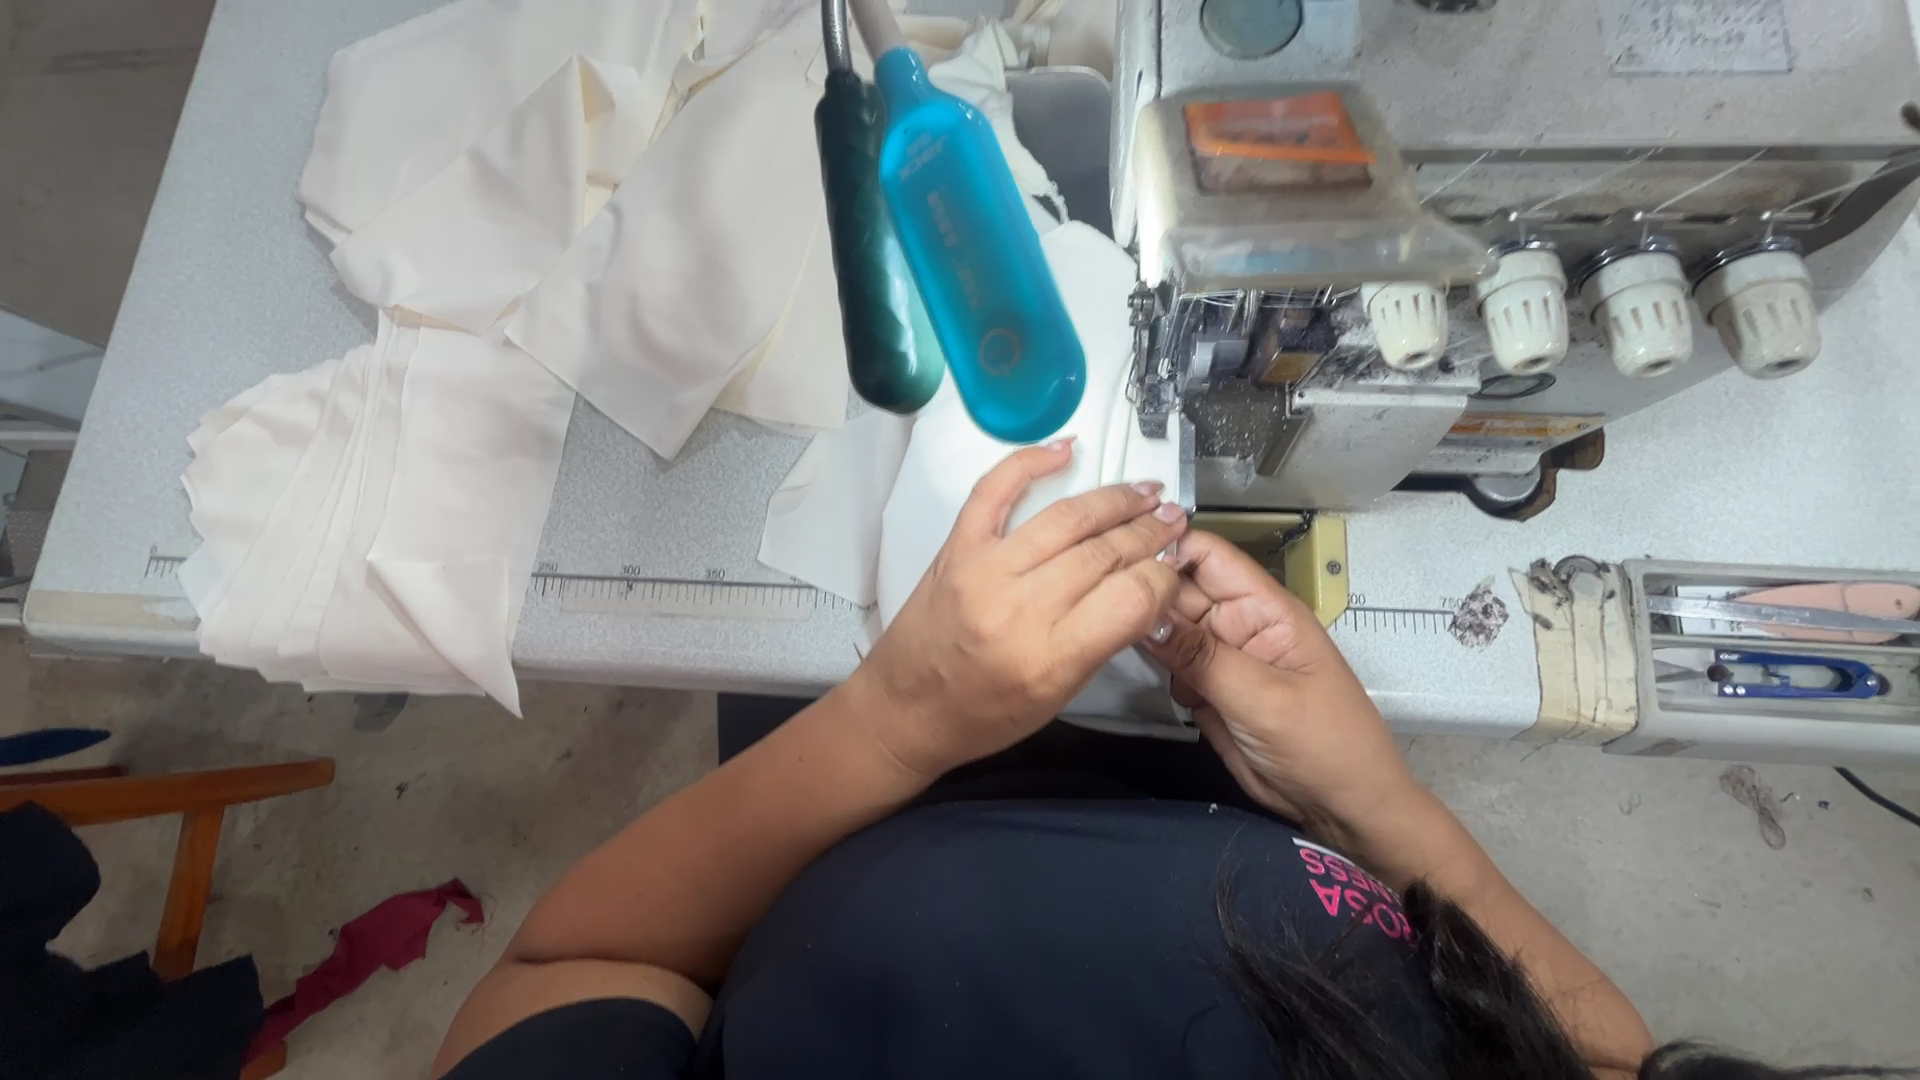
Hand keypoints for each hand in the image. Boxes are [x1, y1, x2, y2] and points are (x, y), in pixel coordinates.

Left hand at [852, 439, 1186, 779]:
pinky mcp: (956, 548)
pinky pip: (993, 490)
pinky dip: (1028, 461)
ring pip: (1065, 518)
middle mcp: (1018, 607)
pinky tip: (1065, 450)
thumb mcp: (1058, 696)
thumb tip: (1145, 586)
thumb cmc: (983, 715)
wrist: (905, 709)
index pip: (1132, 597)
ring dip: (1113, 499)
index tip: (1171, 567)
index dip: (1163, 576)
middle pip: (1104, 552)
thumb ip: (1103, 641)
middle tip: (1172, 520)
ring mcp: (983, 570)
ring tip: (1144, 493)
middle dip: (1148, 532)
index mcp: (1049, 657)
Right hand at [1142, 531, 1420, 848]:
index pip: (1208, 556)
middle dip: (1145, 593)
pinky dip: (1158, 669)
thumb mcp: (1263, 698)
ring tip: (1115, 636)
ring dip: (1145, 632)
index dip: (1167, 549)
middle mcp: (1236, 623)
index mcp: (1263, 608)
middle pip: (1179, 589)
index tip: (1119, 560)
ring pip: (1168, 627)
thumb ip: (1202, 657)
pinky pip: (1170, 665)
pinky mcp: (1206, 689)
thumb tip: (1145, 615)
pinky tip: (1156, 680)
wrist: (1342, 810)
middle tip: (1102, 604)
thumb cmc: (1322, 745)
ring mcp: (1219, 657)